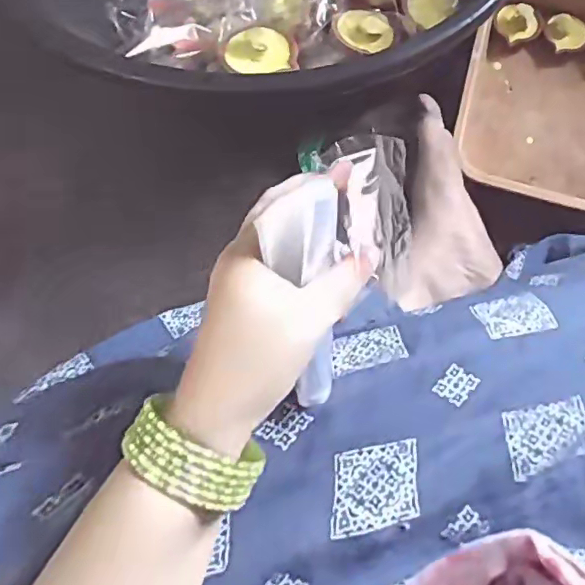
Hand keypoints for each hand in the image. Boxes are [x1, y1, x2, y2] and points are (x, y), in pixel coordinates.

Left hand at [167, 166, 375, 454]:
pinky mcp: (242, 296)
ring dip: (306, 223)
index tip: (346, 172)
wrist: (213, 413)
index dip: (315, 184)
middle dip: (311, 198)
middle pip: (276, 213)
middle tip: (347, 190)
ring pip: (276, 236)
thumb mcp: (309, 320)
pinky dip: (299, 247)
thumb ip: (342, 282)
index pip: (282, 202)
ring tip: (340, 217)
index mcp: (246, 253)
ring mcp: (237, 276)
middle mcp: (238, 256)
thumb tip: (371, 252)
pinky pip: (275, 257)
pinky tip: (320, 257)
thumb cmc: (259, 359)